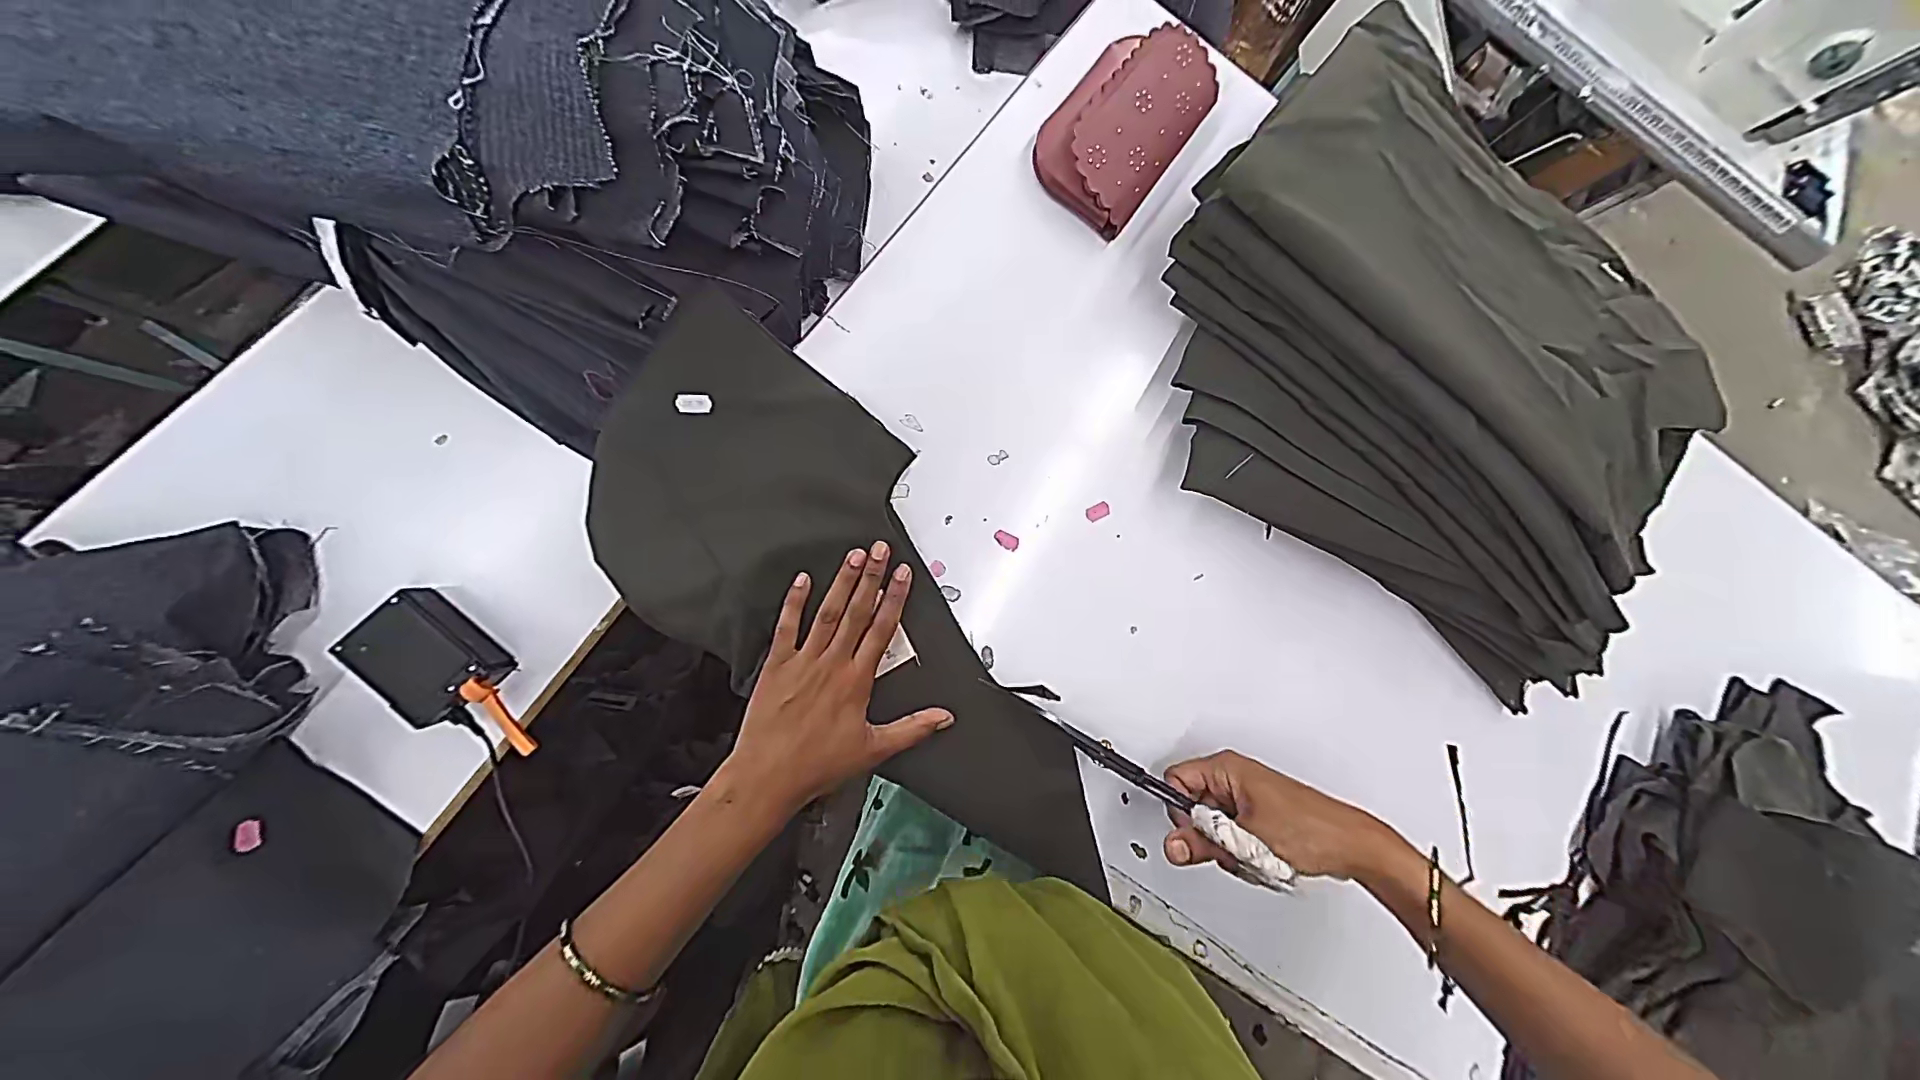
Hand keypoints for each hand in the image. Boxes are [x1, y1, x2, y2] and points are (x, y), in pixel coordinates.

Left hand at [719, 540, 953, 814]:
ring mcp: (803, 661)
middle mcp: (831, 664)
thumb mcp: (874, 749)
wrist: (768, 776)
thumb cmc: (817, 765)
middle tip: (879, 550)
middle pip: (857, 612)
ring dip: (842, 583)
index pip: (882, 629)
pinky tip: (803, 581)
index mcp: (856, 680)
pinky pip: (787, 627)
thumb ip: (913, 729)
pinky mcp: (777, 666)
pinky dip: (794, 602)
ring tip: (853, 557)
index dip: (894, 598)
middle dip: (871, 577)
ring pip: (827, 613)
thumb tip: (942, 718)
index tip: (901, 575)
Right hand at [1161, 750, 1409, 881]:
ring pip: (1212, 823)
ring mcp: (1246, 795)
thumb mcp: (1244, 841)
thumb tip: (1173, 844)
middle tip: (1230, 847)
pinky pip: (1231, 832)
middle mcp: (1233, 776)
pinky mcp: (1257, 813)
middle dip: (1207, 834)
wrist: (1354, 846)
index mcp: (1225, 768)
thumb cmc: (1312, 830)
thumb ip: (1201, 843)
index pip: (1175, 781)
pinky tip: (1260, 857)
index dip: (1180, 811)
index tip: (1197, 833)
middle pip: (1192, 805)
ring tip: (1252, 853)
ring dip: (1226, 847)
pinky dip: (1240, 850)